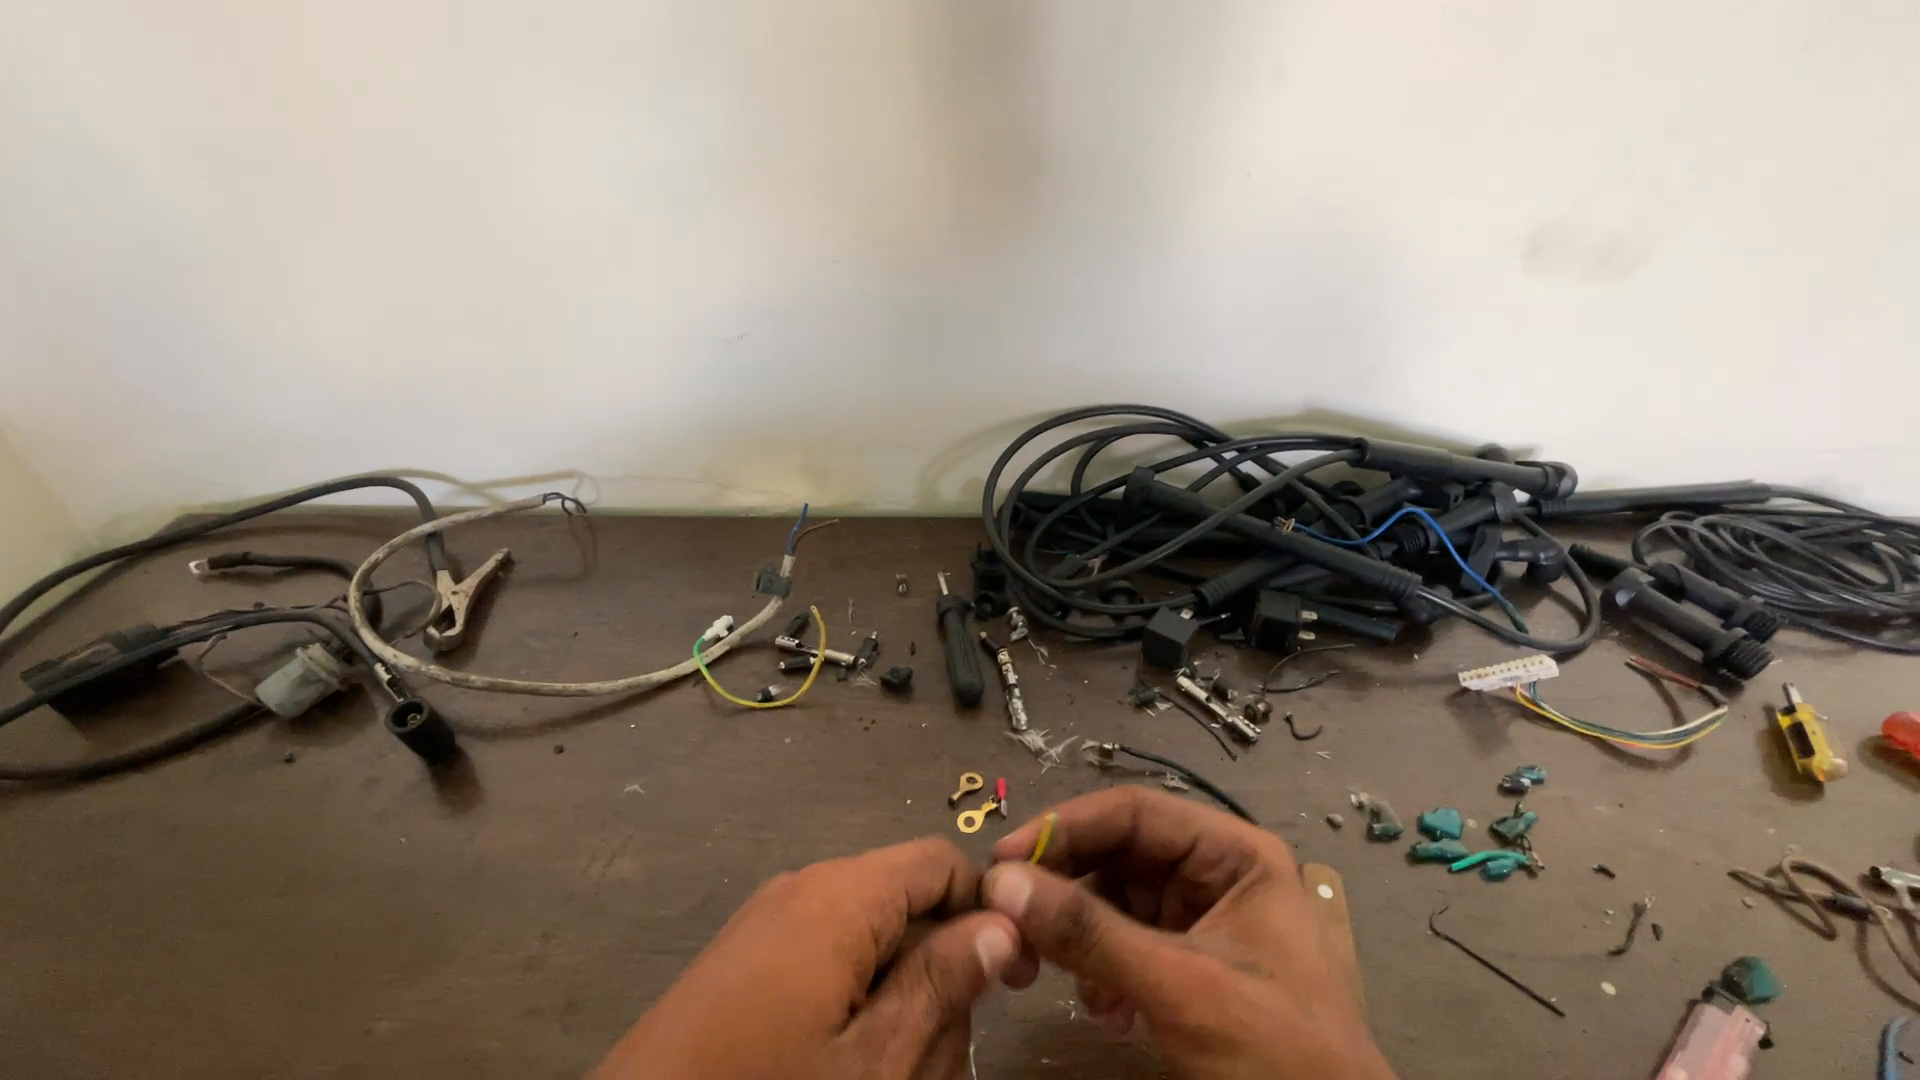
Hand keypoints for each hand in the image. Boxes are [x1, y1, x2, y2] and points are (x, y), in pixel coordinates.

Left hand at [593, 838, 1025, 1079]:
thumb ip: (944, 983)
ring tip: (888, 1074)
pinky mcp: (747, 961)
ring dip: (898, 1006)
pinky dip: (853, 1010)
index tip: (1016, 978)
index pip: (941, 860)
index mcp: (841, 892)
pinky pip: (827, 965)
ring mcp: (770, 923)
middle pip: (907, 905)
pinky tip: (844, 1067)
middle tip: (937, 1059)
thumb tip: (1002, 921)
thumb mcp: (875, 1061)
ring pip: (871, 945)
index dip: (988, 909)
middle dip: (939, 975)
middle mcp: (805, 888)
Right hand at [985, 787, 1395, 1079]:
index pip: (1135, 812)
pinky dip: (1097, 968)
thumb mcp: (1179, 986)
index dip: (1066, 827)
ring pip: (1112, 898)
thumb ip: (1089, 933)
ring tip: (1050, 973)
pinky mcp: (1184, 960)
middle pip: (1117, 854)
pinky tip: (1102, 1009)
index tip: (1004, 858)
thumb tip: (1001, 882)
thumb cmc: (1273, 1051)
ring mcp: (1198, 917)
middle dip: (1065, 889)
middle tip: (1010, 918)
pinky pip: (1121, 941)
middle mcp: (1213, 872)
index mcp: (1232, 853)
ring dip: (1077, 935)